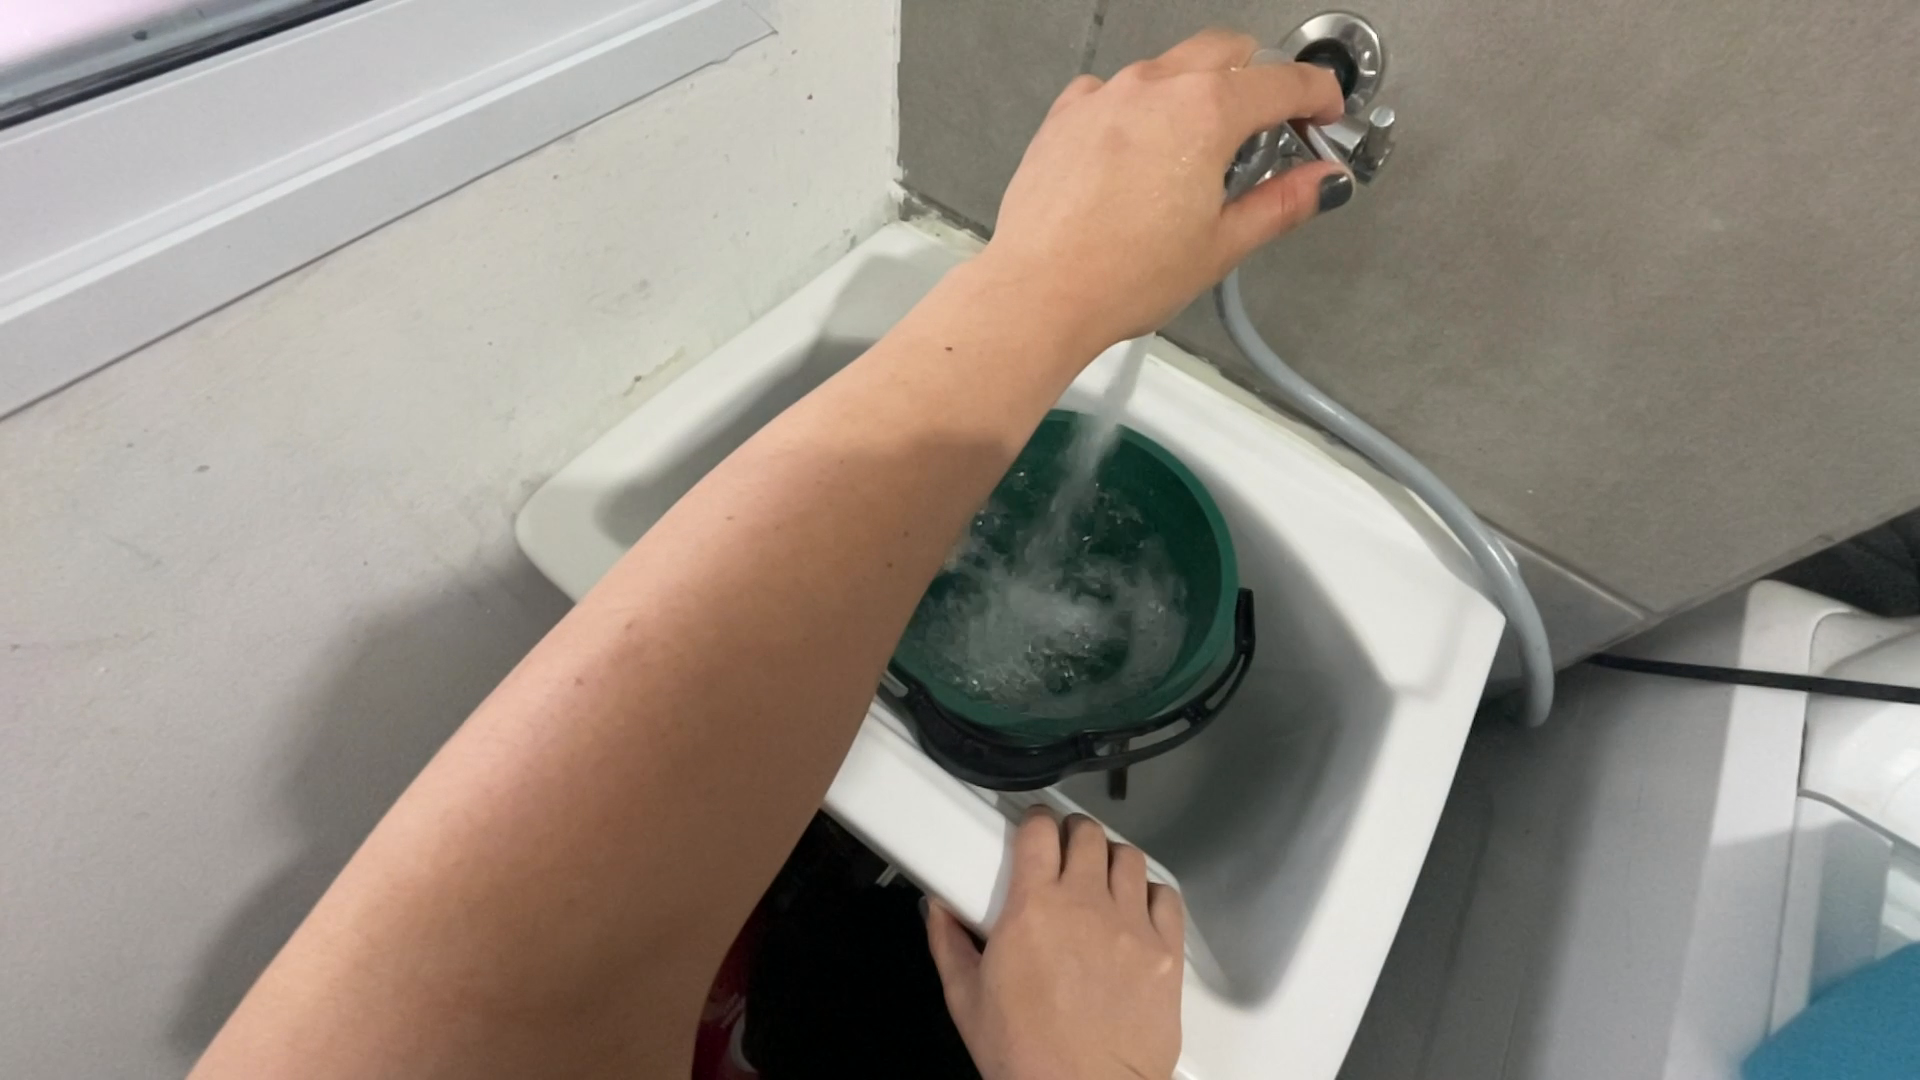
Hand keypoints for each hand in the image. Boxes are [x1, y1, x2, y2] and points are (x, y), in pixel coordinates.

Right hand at [926, 808, 1185, 1079]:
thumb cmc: (1020, 1053)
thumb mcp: (967, 1001)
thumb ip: (948, 943)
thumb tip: (936, 906)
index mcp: (1033, 907)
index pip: (1040, 830)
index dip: (1037, 820)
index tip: (1036, 827)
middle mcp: (1084, 903)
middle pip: (1087, 834)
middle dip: (1074, 834)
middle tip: (1067, 851)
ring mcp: (1129, 926)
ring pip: (1127, 857)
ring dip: (1111, 860)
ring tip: (1103, 877)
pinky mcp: (1165, 952)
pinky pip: (1165, 896)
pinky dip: (1151, 893)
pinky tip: (1137, 909)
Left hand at [978, 28, 1349, 348]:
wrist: (1039, 295)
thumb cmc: (1122, 279)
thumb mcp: (1218, 248)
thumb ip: (1280, 205)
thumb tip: (1323, 182)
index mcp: (1206, 112)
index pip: (1283, 82)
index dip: (1315, 96)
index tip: (1322, 114)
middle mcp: (1153, 88)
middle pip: (1224, 54)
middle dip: (1253, 82)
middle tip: (1259, 132)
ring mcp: (1102, 98)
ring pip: (1164, 70)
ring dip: (1189, 95)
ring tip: (1185, 155)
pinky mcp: (1063, 119)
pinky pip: (1109, 94)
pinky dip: (1131, 111)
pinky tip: (1128, 155)